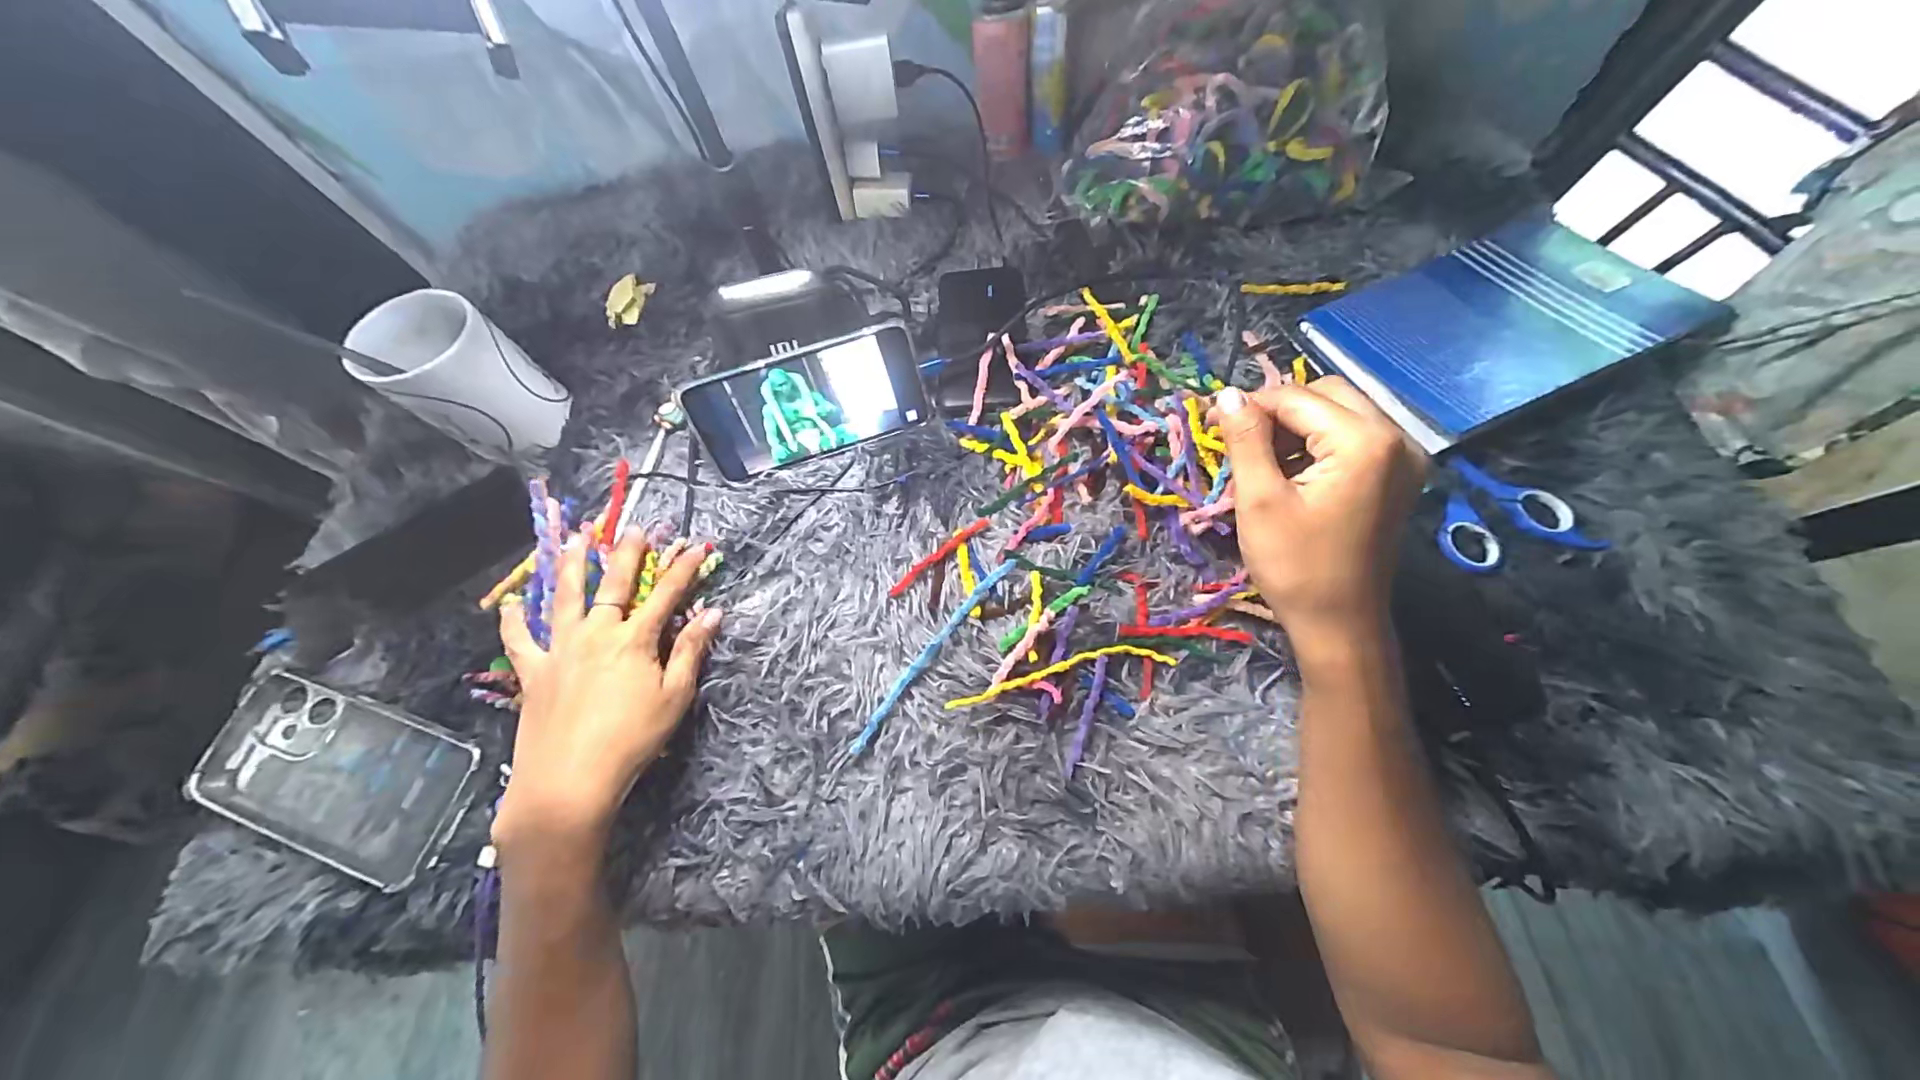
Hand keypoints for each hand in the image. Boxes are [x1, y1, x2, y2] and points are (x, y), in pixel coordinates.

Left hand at [495, 534, 721, 849]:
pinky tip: (510, 604)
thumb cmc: (632, 740)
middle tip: (635, 528)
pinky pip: (520, 640)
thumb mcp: (674, 697)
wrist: (568, 781)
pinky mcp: (533, 671)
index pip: (665, 595)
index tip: (696, 546)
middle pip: (614, 584)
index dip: (683, 569)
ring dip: (573, 565)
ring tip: (576, 538)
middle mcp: (596, 634)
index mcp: (634, 641)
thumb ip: (691, 651)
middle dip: (629, 553)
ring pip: (566, 597)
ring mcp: (560, 650)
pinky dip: (513, 620)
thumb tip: (713, 613)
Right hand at [1212, 378, 1425, 653]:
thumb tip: (1227, 394)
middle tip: (1239, 441)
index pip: (1297, 397)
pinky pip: (1354, 437)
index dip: (1250, 405)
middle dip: (1277, 410)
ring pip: (1340, 412)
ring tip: (1261, 460)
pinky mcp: (1397, 475)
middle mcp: (1395, 438)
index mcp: (1363, 442)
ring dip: (1297, 425)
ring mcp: (1403, 457)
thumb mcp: (1259, 501)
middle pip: (1326, 394)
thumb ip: (1245, 441)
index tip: (1212, 420)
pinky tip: (1291, 471)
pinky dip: (1318, 443)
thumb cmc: (1295, 567)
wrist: (1340, 623)